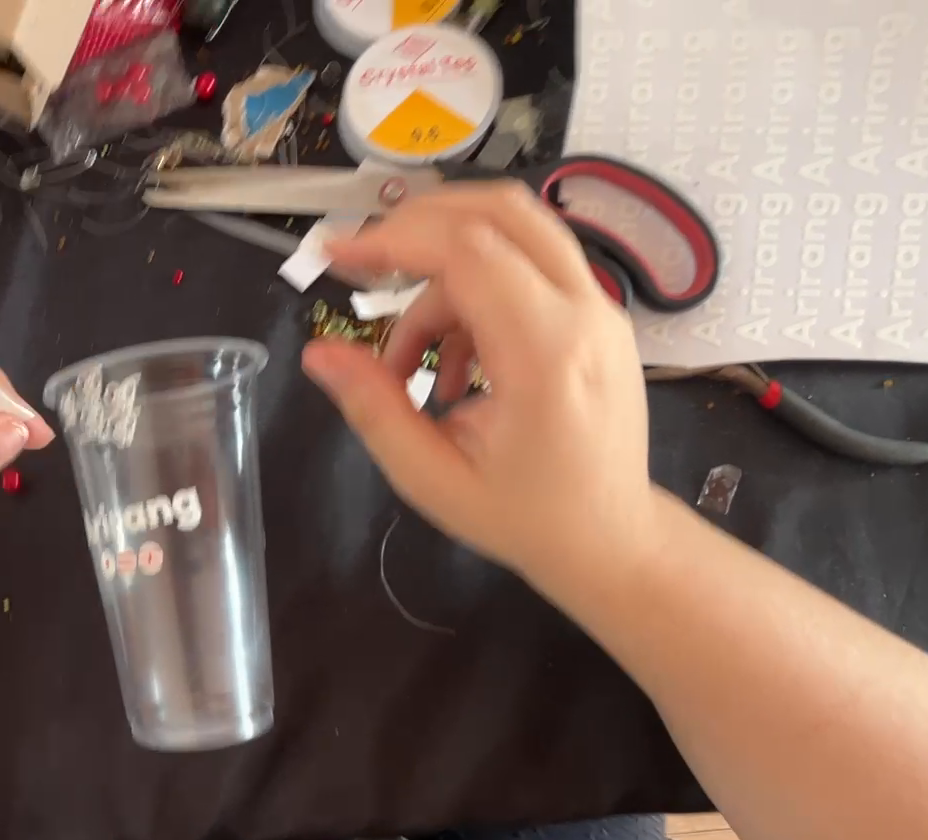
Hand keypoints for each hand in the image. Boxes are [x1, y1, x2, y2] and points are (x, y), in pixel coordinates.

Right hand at [301, 182, 658, 588]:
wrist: (610, 537)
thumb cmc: (520, 516)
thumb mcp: (429, 476)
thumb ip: (373, 408)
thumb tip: (318, 354)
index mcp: (544, 354)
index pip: (467, 252)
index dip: (392, 240)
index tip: (334, 257)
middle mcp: (584, 312)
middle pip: (499, 214)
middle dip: (417, 227)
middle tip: (361, 267)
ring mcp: (598, 308)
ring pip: (511, 235)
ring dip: (439, 277)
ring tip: (406, 361)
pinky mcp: (595, 315)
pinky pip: (523, 270)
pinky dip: (469, 297)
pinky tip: (449, 366)